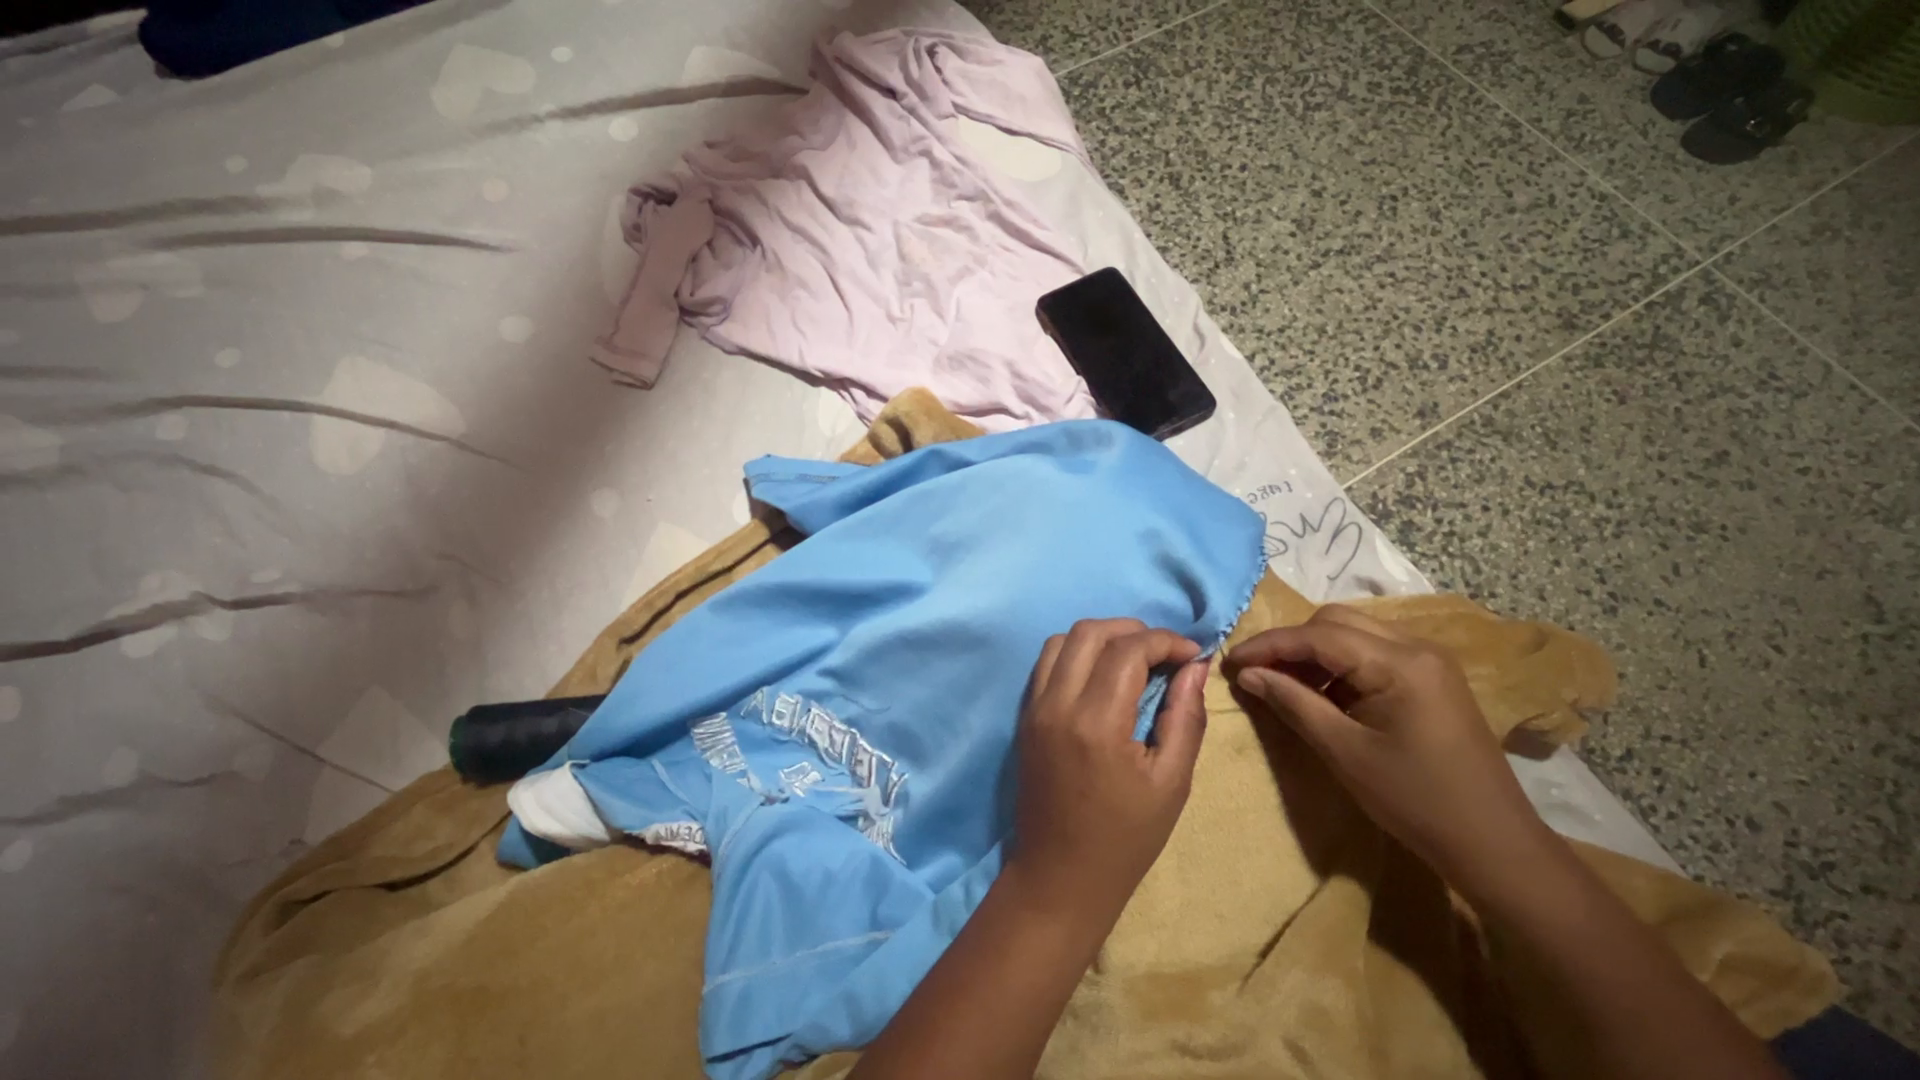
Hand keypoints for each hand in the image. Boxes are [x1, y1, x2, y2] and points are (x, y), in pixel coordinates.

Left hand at [1008, 618, 1210, 923]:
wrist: (1059, 876)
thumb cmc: (1124, 839)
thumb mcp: (1171, 783)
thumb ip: (1185, 718)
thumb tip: (1195, 668)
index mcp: (1096, 723)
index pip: (1128, 650)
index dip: (1166, 641)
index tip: (1192, 654)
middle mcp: (1057, 705)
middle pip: (1090, 632)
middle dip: (1134, 630)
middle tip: (1165, 653)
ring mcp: (1034, 709)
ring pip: (1061, 641)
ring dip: (1101, 637)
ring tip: (1135, 659)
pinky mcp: (1024, 718)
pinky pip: (1045, 665)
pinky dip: (1075, 654)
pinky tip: (1102, 675)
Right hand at [1227, 604, 1552, 901]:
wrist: (1491, 840)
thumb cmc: (1414, 799)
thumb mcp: (1343, 752)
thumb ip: (1293, 703)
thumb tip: (1248, 674)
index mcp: (1400, 663)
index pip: (1318, 635)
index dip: (1269, 645)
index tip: (1230, 662)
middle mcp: (1417, 647)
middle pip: (1336, 622)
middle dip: (1291, 643)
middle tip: (1256, 675)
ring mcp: (1429, 661)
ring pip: (1354, 633)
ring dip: (1314, 653)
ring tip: (1283, 686)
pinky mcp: (1431, 678)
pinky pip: (1373, 652)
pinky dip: (1339, 666)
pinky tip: (1322, 696)